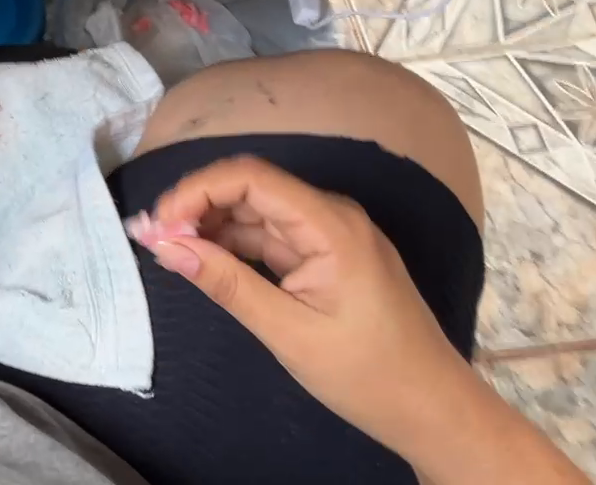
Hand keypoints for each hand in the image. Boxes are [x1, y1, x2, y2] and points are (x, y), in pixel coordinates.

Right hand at [127, 156, 474, 456]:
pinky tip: (203, 258)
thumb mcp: (289, 333)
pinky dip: (229, 243)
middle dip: (196, 206)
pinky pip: (265, 234)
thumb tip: (163, 245)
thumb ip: (225, 283)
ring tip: (170, 249)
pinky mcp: (322, 254)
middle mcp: (329, 216)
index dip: (196, 190)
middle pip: (247, 188)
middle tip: (155, 238)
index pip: (249, 177)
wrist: (441, 418)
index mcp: (331, 226)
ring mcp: (327, 234)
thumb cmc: (371, 377)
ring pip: (252, 210)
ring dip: (208, 224)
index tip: (160, 224)